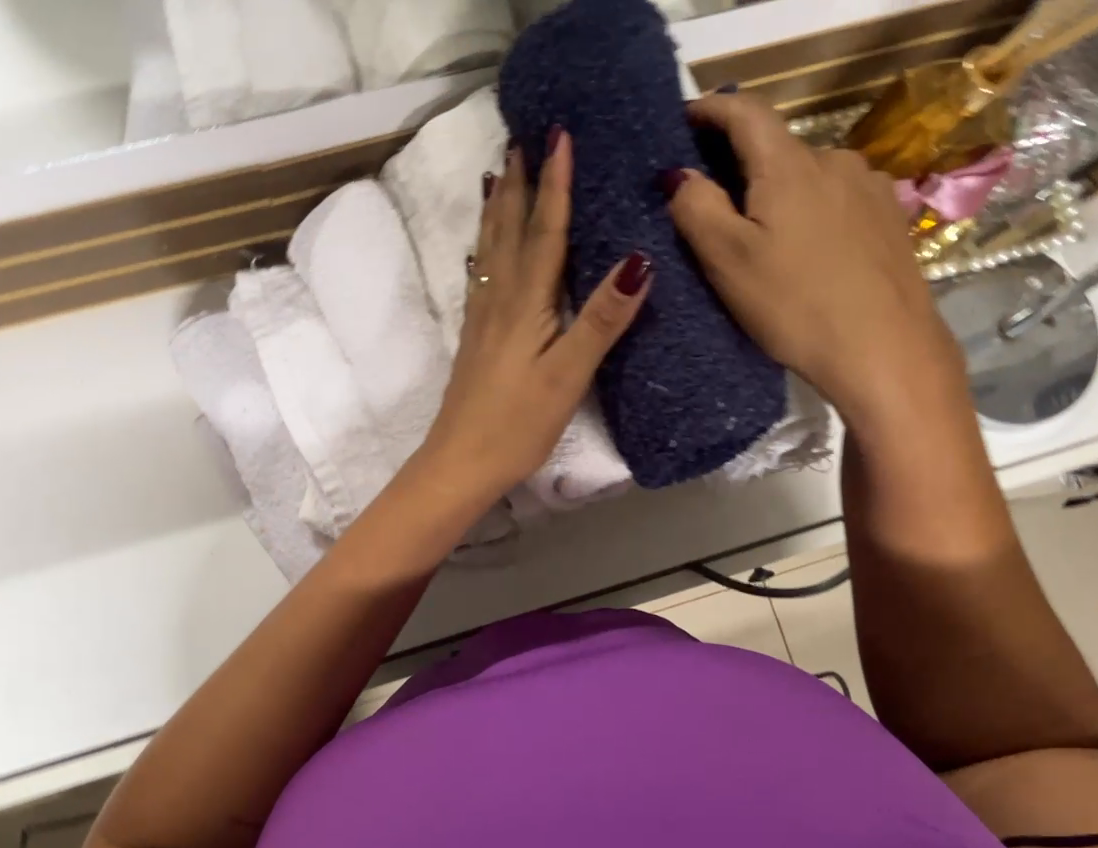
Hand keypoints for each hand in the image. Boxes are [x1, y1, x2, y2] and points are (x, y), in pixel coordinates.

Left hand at [418, 132, 653, 501]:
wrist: (459, 462)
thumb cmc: (517, 423)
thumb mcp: (568, 375)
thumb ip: (601, 320)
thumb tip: (638, 261)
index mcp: (525, 303)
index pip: (544, 231)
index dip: (555, 183)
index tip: (559, 135)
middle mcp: (499, 301)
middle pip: (510, 231)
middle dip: (520, 185)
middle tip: (519, 139)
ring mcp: (483, 320)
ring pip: (490, 251)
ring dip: (498, 210)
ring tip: (497, 176)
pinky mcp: (476, 340)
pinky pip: (482, 277)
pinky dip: (485, 250)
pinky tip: (482, 253)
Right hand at [660, 94, 964, 428]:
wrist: (884, 350)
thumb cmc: (794, 304)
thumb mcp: (726, 260)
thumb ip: (696, 208)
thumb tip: (681, 174)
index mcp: (788, 164)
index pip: (745, 112)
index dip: (710, 109)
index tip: (683, 119)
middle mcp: (833, 160)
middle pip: (776, 147)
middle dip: (740, 163)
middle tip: (709, 196)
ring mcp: (867, 188)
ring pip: (806, 176)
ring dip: (776, 192)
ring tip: (756, 232)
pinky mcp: (888, 218)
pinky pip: (833, 200)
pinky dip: (806, 211)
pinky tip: (801, 249)